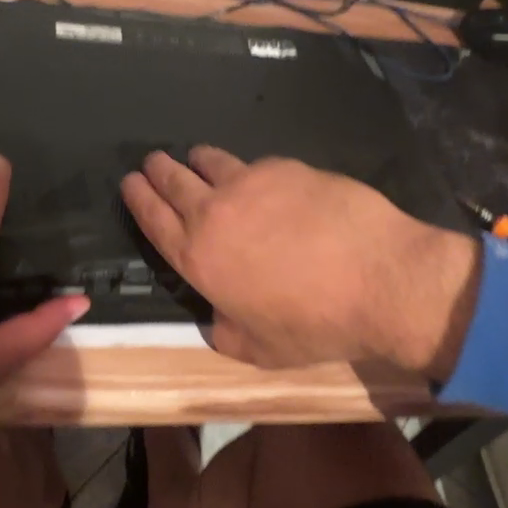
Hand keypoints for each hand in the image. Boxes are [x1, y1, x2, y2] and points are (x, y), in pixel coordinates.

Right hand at [120, 146, 480, 378]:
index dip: (138, 198)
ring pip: (213, 163)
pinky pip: (257, 165)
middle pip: (175, 181)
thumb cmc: (314, 324)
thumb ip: (225, 331)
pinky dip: (249, 170)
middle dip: (159, 170)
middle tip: (152, 162)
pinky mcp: (289, 168)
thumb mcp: (259, 349)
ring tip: (196, 158)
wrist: (379, 278)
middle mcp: (216, 212)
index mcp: (199, 257)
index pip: (154, 219)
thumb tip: (216, 319)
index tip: (129, 182)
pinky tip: (261, 177)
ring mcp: (253, 183)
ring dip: (198, 160)